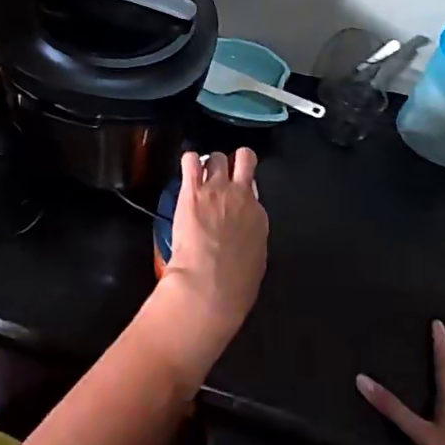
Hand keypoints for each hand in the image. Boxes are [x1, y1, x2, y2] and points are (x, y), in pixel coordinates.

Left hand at [158, 149, 268, 350]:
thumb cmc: (233, 286)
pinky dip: (188, 163)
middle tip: (224, 172)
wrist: (208, 286)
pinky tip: (186, 171)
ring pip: (216, 157)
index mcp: (258, 216)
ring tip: (200, 177)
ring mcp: (216, 190)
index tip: (232, 201)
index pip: (253, 190)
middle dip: (235, 162)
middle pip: (243, 159)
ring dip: (208, 165)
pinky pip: (190, 160)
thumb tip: (244, 237)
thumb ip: (251, 240)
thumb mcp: (255, 262)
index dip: (242, 193)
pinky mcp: (192, 190)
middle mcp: (240, 196)